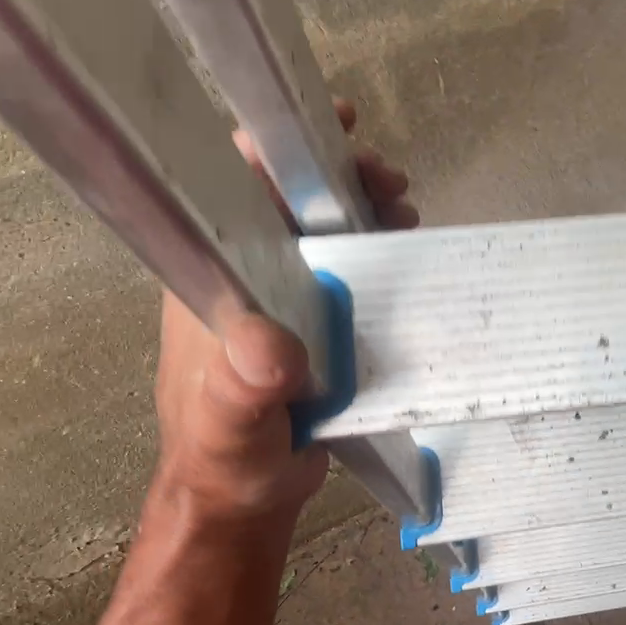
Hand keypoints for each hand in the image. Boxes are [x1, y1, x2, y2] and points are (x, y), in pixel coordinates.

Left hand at [150, 100, 417, 522]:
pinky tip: (411, 249)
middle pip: (292, 200)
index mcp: (215, 280)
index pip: (236, 191)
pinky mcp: (319, 321)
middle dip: (342, 180)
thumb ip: (243, 387)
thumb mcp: (231, 426)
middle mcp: (248, 275)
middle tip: (393, 186)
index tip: (334, 129)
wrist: (246, 495)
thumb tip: (271, 346)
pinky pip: (353, 267)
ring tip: (409, 215)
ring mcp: (286, 296)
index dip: (277, 149)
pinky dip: (382, 248)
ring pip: (327, 230)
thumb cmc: (228, 457)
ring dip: (368, 210)